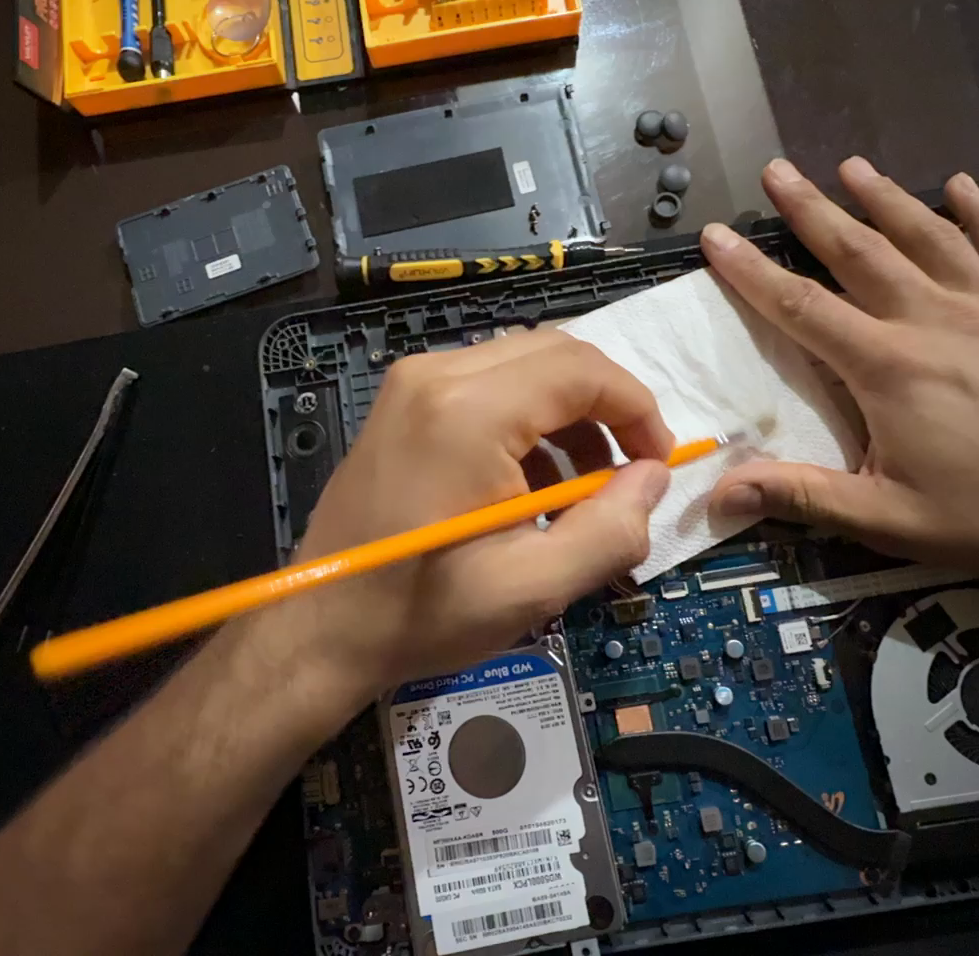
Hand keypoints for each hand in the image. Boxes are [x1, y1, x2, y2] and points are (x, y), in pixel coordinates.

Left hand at [246, 330, 675, 695]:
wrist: (320, 625)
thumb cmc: (421, 613)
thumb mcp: (532, 587)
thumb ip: (611, 529)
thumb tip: (654, 478)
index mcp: (467, 412)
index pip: (582, 370)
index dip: (637, 409)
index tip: (658, 462)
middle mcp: (436, 376)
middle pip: (554, 354)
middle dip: (606, 407)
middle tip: (628, 471)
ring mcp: (411, 384)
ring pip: (521, 365)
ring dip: (566, 415)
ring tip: (581, 489)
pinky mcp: (401, 402)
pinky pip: (485, 386)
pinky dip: (525, 421)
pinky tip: (528, 485)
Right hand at [701, 158, 978, 580]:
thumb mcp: (887, 521)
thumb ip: (801, 495)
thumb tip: (717, 492)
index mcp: (888, 366)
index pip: (801, 306)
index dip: (750, 271)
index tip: (715, 236)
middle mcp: (933, 319)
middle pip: (859, 251)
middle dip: (811, 209)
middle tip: (776, 170)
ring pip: (926, 235)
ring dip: (883, 197)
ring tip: (849, 166)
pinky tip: (961, 185)